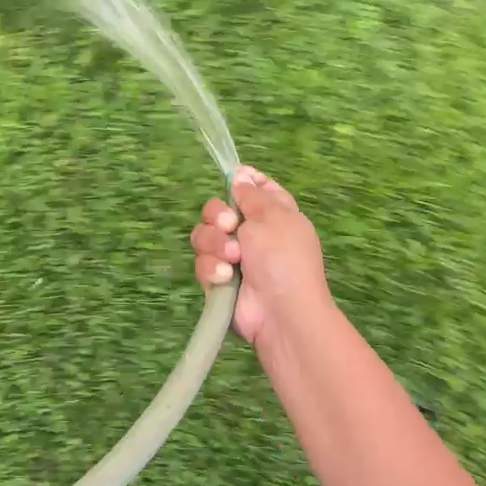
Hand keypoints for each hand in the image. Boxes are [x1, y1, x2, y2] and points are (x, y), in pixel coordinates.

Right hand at [190, 164, 330, 346]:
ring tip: (233, 259)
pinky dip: (212, 268)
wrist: (279, 311)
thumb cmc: (283, 259)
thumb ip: (251, 194)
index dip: (242, 181)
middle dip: (217, 217)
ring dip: (215, 245)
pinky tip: (226, 278)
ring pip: (204, 235)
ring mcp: (234, 257)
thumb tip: (241, 174)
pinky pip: (202, 262)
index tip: (233, 178)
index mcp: (274, 214)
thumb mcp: (272, 217)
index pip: (255, 188)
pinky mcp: (218, 278)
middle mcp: (252, 233)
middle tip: (229, 226)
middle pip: (217, 210)